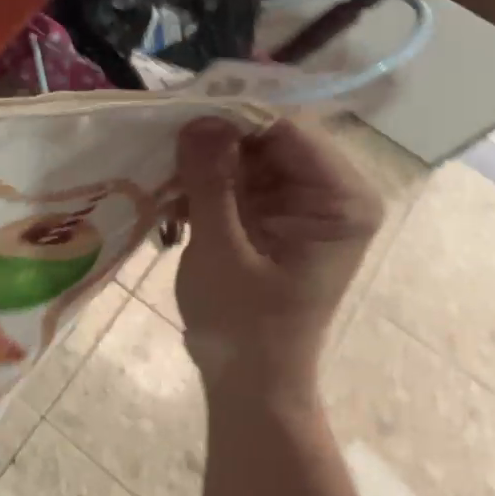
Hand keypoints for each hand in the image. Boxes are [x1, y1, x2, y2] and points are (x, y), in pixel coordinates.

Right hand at [174, 118, 382, 387]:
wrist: (249, 377)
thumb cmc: (243, 320)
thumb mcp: (221, 249)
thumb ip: (212, 182)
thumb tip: (197, 119)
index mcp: (341, 199)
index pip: (287, 131)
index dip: (230, 119)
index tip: (170, 119)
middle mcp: (330, 194)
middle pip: (266, 142)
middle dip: (210, 144)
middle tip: (153, 148)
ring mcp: (300, 206)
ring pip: (245, 160)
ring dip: (199, 168)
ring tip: (156, 179)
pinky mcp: (272, 220)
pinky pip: (235, 184)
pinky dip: (201, 189)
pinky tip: (168, 202)